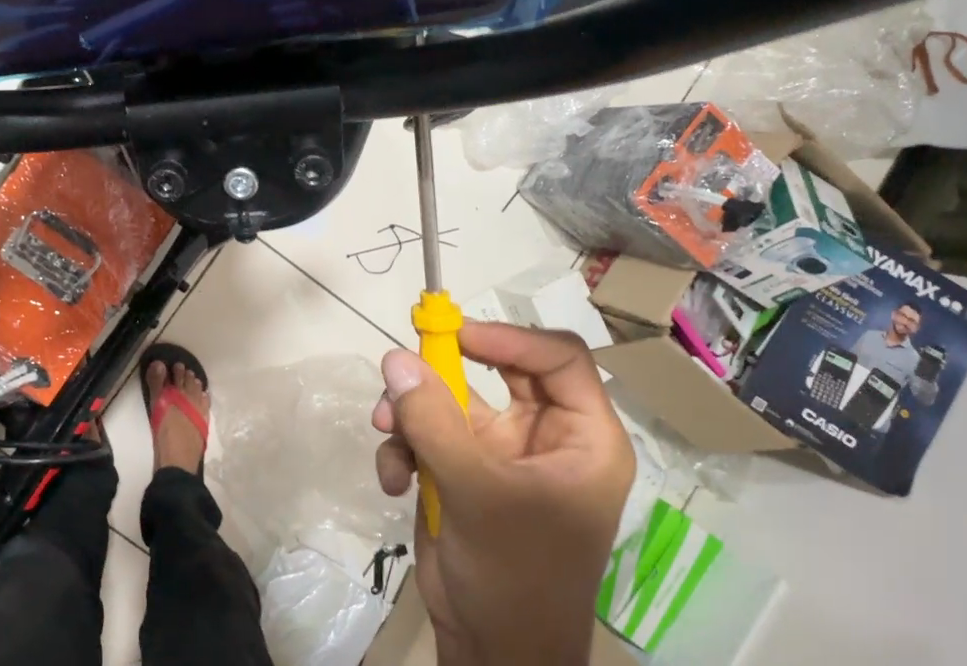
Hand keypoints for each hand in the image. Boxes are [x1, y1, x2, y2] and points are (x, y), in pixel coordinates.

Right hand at [372, 324, 633, 665]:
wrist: (492, 649)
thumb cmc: (515, 573)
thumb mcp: (477, 492)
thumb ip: (433, 421)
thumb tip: (393, 358)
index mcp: (582, 439)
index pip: (558, 360)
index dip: (510, 337)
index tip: (455, 334)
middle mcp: (543, 436)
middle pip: (496, 369)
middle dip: (443, 371)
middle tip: (402, 364)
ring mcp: (498, 453)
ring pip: (450, 398)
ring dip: (410, 412)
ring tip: (385, 432)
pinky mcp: (460, 472)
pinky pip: (426, 434)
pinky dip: (403, 449)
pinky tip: (392, 480)